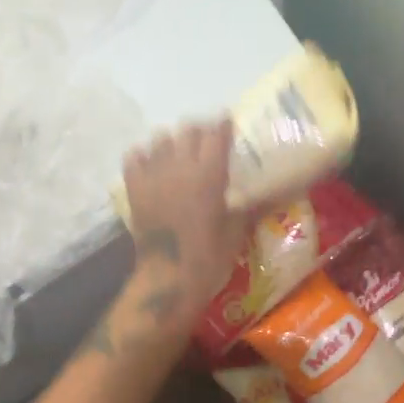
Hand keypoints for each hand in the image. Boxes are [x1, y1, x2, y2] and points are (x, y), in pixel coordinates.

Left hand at [121, 120, 245, 306]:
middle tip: (207, 142)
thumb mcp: (236, 233)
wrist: (169, 279)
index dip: (223, 125)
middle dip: (199, 132)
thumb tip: (269, 194)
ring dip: (173, 141)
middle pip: (188, 130)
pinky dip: (144, 155)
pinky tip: (153, 165)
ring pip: (161, 138)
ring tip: (180, 154)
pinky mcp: (134, 188)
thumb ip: (247, 207)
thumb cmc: (209, 259)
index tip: (228, 123)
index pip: (216, 134)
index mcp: (209, 175)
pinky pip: (134, 156)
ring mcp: (153, 176)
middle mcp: (180, 167)